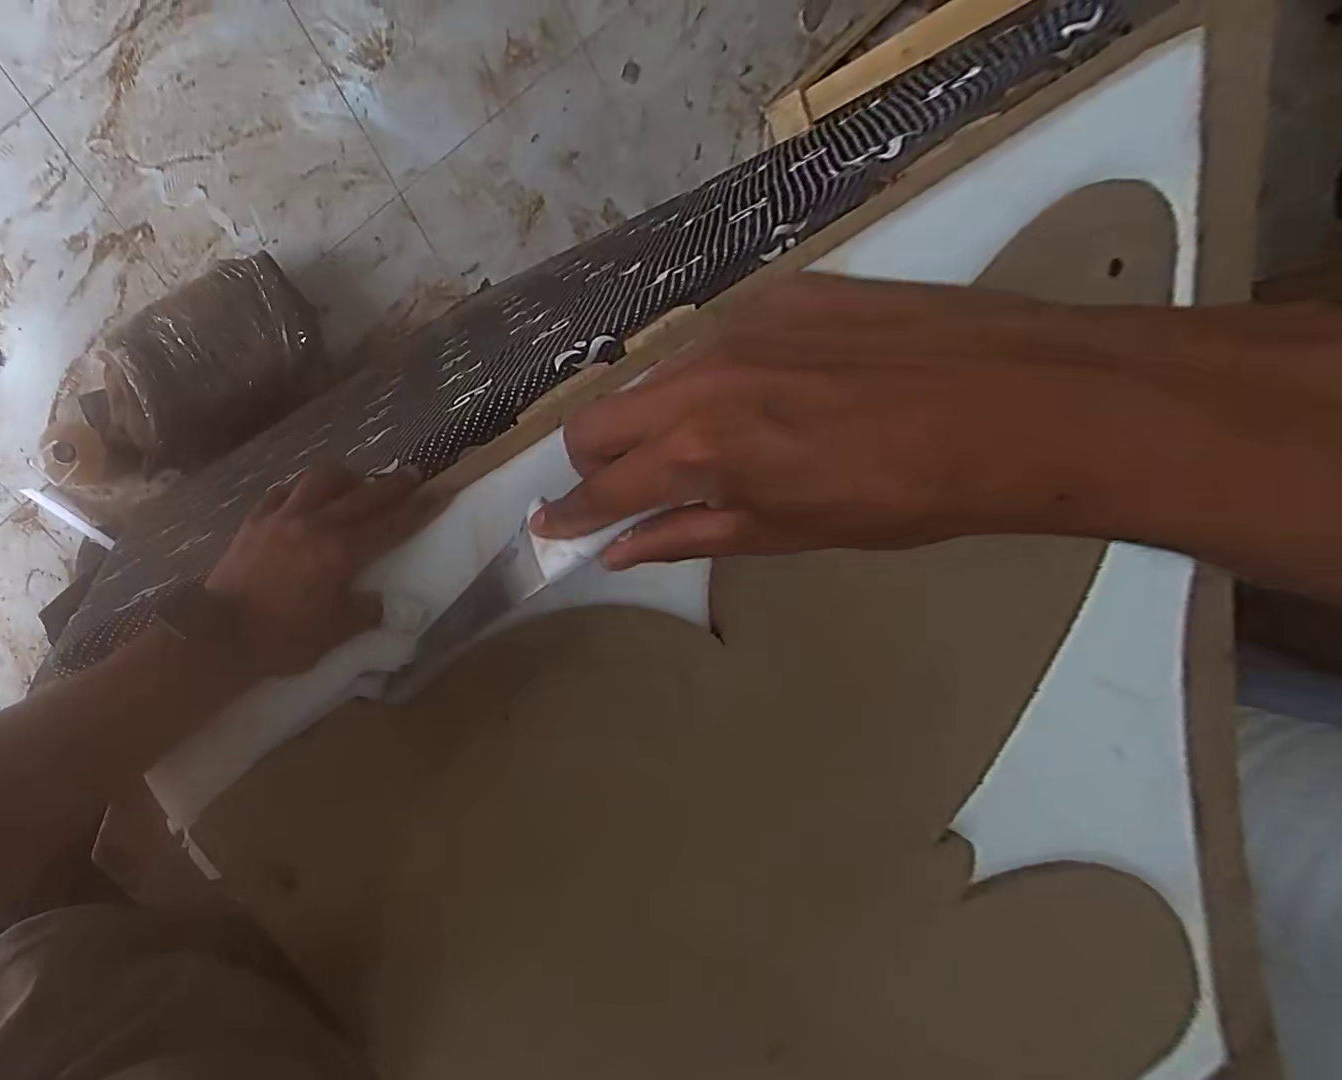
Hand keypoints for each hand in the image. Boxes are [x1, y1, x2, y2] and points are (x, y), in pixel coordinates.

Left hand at [206, 465, 445, 675]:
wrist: (220, 635)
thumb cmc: (283, 639)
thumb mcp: (335, 633)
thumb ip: (365, 612)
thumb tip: (381, 602)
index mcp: (341, 553)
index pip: (390, 525)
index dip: (418, 510)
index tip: (437, 494)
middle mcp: (315, 524)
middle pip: (362, 495)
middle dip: (391, 485)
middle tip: (411, 475)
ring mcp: (281, 518)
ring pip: (319, 480)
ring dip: (344, 476)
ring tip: (354, 481)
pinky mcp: (254, 521)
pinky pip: (282, 492)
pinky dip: (300, 489)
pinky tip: (304, 495)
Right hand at [530, 273, 1184, 567]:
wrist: (1036, 403)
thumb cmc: (906, 495)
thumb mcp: (785, 532)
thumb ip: (683, 536)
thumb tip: (615, 551)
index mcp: (702, 449)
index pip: (602, 489)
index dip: (568, 515)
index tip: (547, 528)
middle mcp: (699, 381)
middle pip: (591, 423)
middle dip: (591, 465)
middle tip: (625, 486)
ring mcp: (736, 329)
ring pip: (645, 382)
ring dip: (649, 422)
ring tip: (708, 440)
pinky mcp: (778, 296)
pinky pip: (707, 345)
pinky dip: (708, 381)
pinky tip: (768, 391)